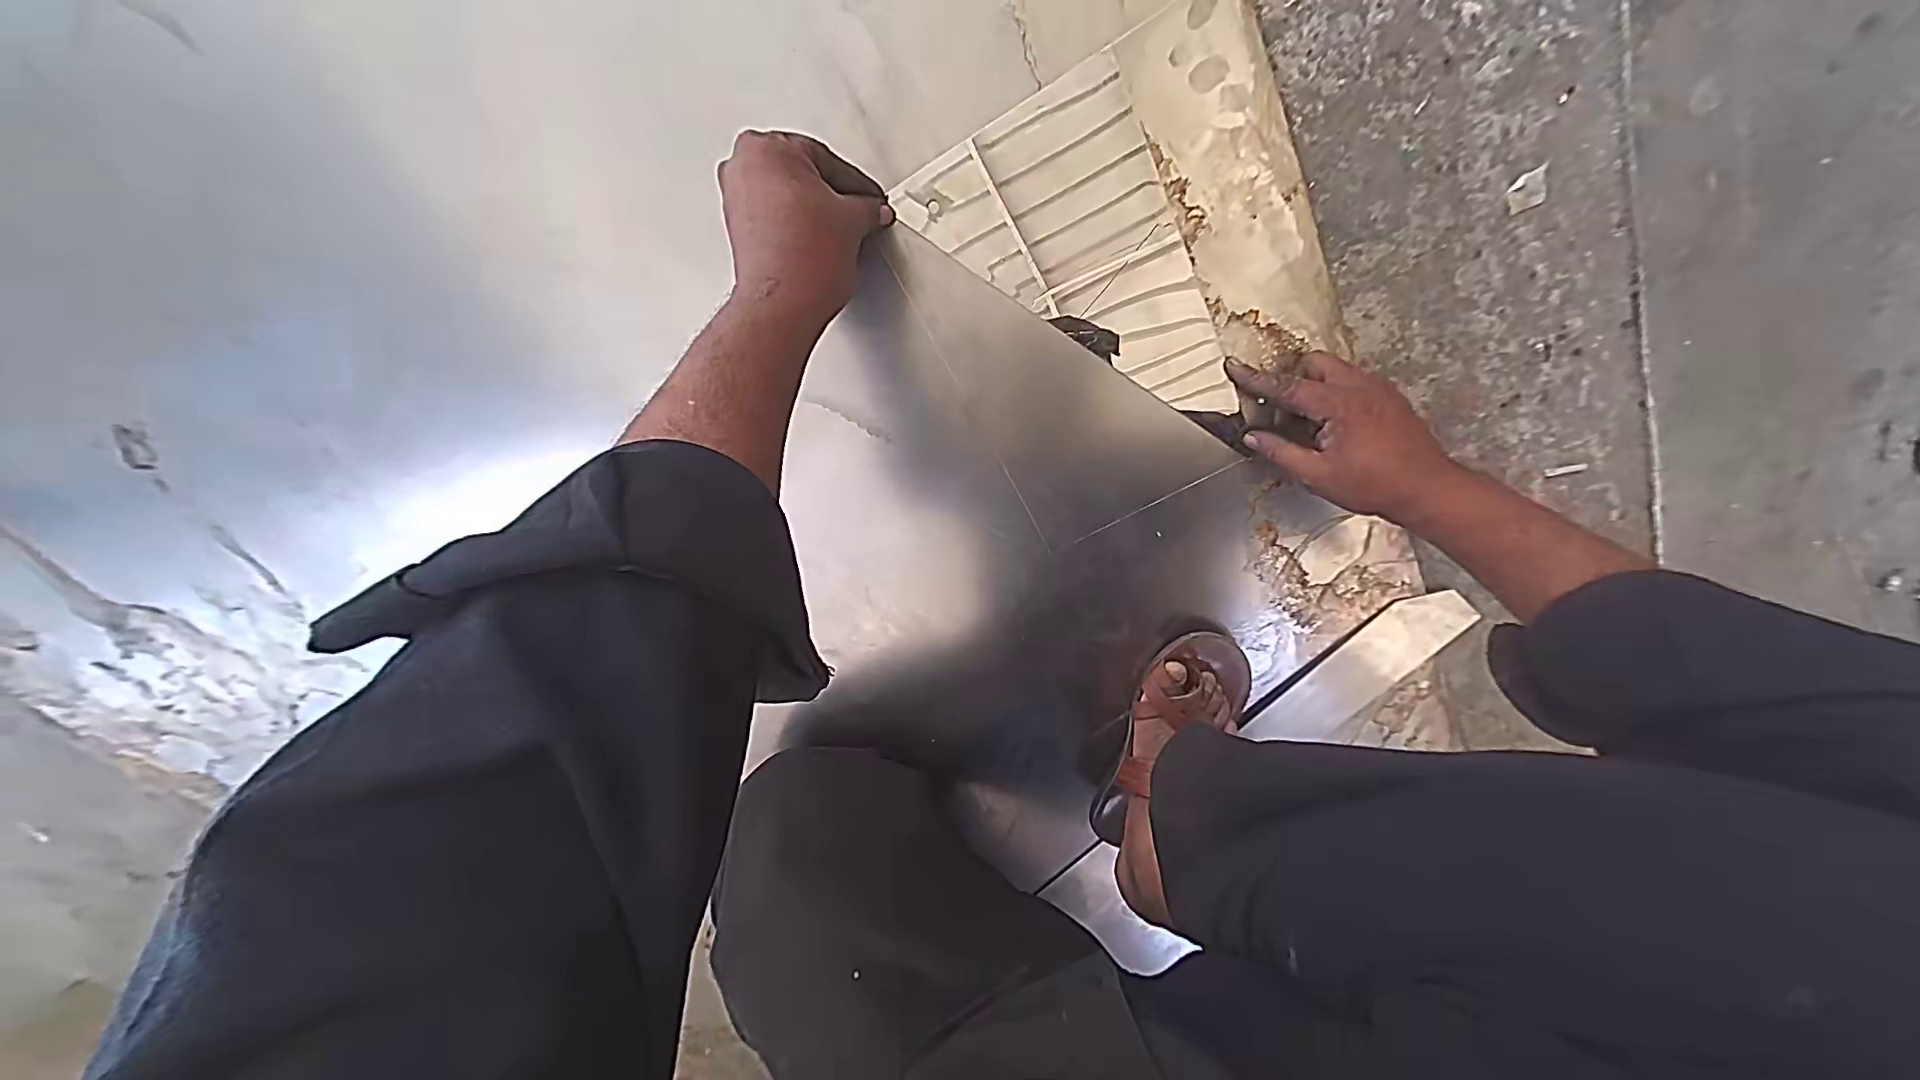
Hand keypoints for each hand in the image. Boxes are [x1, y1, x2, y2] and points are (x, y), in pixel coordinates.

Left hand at [718, 130, 893, 324]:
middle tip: (856, 211)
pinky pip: (774, 219)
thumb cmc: (804, 259)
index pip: (826, 160)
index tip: (870, 199)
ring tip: (838, 231)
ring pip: (786, 197)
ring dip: (813, 212)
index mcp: (768, 148)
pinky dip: (796, 227)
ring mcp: (736, 200)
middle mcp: (743, 167)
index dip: (857, 185)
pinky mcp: (739, 231)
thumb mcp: (853, 221)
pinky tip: (817, 243)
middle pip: (801, 175)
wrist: (785, 301)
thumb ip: (866, 208)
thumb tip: (871, 211)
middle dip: (831, 194)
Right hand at [1227, 352, 1465, 522]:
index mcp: (1339, 405)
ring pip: (1335, 369)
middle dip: (1291, 376)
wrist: (1425, 488)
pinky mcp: (1389, 398)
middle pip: (1314, 363)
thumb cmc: (1374, 484)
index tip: (1235, 369)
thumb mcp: (1316, 474)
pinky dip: (1334, 392)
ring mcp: (1379, 390)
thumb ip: (1280, 452)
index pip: (1287, 386)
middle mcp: (1360, 388)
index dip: (1256, 379)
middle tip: (1276, 405)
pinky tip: (1330, 422)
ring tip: (1304, 418)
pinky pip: (1353, 381)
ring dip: (1313, 385)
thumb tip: (1254, 437)